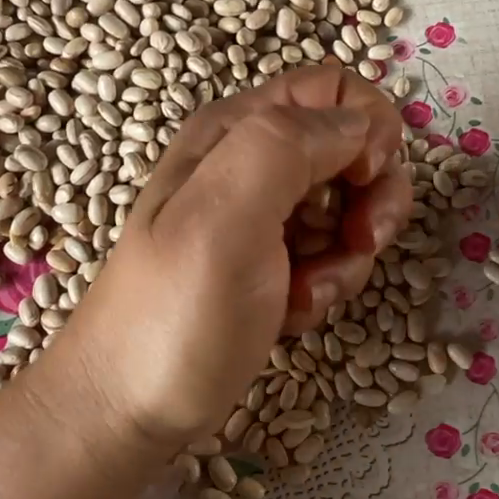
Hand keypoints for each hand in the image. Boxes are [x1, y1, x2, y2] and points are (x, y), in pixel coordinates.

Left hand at [51, 66, 412, 449]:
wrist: (128, 408)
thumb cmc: (174, 312)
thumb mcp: (223, 216)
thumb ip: (288, 147)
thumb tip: (359, 128)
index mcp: (235, 131)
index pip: (334, 89)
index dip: (366, 129)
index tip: (362, 183)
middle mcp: (250, 161)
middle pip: (352, 148)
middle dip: (370, 196)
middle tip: (357, 243)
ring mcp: (261, 214)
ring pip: (348, 206)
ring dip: (348, 252)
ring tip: (308, 293)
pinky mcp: (271, 262)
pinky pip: (330, 253)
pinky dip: (327, 282)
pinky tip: (294, 312)